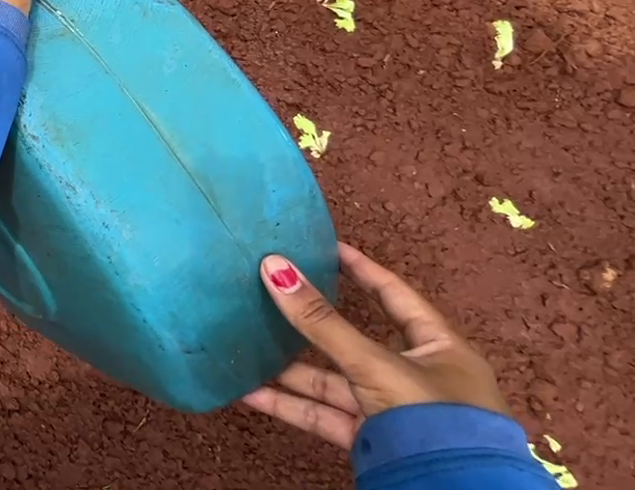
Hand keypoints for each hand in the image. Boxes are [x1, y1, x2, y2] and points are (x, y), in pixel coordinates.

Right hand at [242, 242, 509, 448]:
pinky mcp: (373, 438)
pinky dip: (288, 405)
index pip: (396, 296)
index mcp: (440, 351)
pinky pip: (324, 414)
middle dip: (309, 323)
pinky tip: (249, 393)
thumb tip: (272, 264)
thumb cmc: (432, 417)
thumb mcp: (373, 363)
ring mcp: (394, 409)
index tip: (326, 246)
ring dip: (288, 370)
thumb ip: (320, 320)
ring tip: (244, 348)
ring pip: (332, 380)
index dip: (363, 270)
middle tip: (273, 292)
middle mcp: (418, 377)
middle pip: (353, 340)